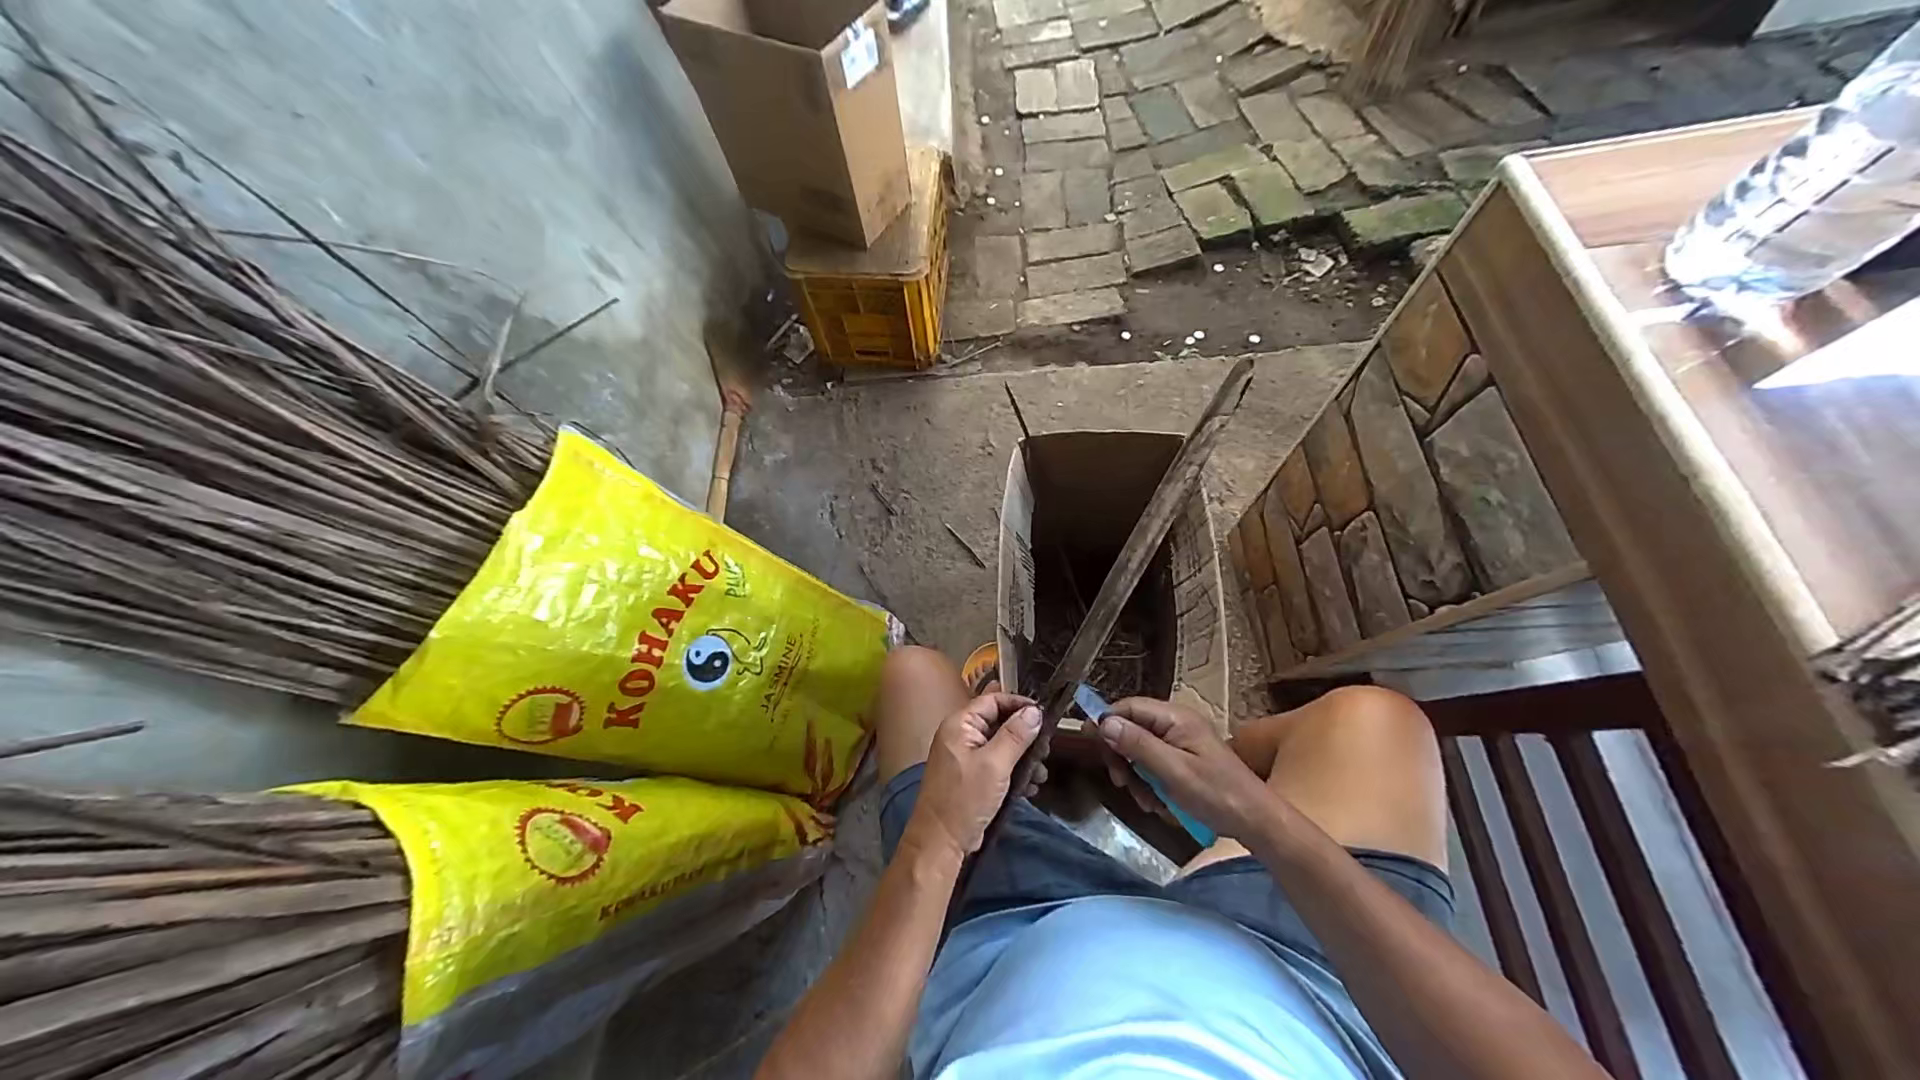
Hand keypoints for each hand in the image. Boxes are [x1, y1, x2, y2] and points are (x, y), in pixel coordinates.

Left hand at [909, 692, 1043, 860]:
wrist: (940, 842)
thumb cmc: (965, 798)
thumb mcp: (995, 764)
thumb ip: (1015, 735)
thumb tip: (1035, 711)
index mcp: (960, 724)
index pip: (993, 700)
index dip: (1019, 705)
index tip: (1044, 716)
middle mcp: (961, 735)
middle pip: (999, 723)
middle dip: (1025, 735)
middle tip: (1046, 750)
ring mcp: (965, 757)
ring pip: (1001, 746)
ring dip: (1023, 757)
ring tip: (1041, 773)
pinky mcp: (971, 777)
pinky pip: (997, 765)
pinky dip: (1014, 772)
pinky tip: (1030, 786)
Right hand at [1097, 697, 1275, 841]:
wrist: (1257, 823)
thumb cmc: (1217, 794)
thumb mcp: (1173, 771)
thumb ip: (1138, 745)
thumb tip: (1104, 722)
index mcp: (1175, 718)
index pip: (1129, 707)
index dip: (1107, 723)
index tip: (1092, 745)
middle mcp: (1176, 725)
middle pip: (1131, 730)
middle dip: (1123, 758)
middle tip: (1123, 783)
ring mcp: (1181, 744)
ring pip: (1140, 752)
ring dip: (1137, 778)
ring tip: (1148, 801)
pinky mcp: (1184, 762)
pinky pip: (1154, 767)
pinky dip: (1151, 785)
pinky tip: (1159, 804)